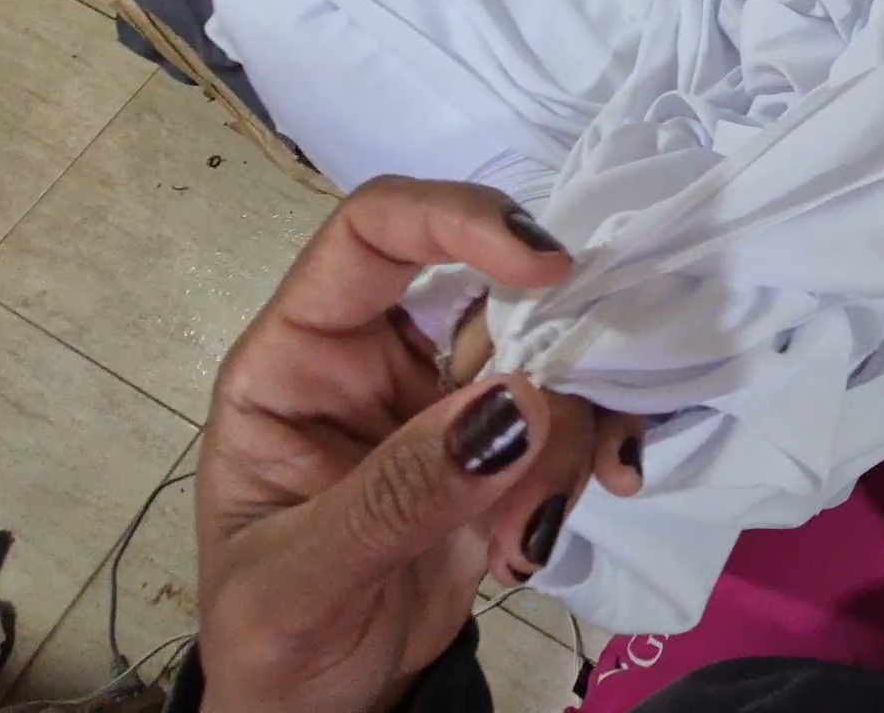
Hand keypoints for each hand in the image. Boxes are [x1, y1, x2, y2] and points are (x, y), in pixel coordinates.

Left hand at [195, 178, 642, 712]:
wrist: (332, 706)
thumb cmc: (277, 643)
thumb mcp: (299, 584)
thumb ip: (396, 496)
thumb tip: (519, 404)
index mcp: (305, 351)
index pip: (375, 230)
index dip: (457, 219)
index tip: (546, 266)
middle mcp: (389, 352)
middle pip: (492, 287)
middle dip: (544, 349)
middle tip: (555, 439)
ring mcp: (456, 391)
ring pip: (549, 352)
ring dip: (563, 437)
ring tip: (524, 535)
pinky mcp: (512, 435)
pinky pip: (579, 402)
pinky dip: (602, 438)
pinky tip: (606, 486)